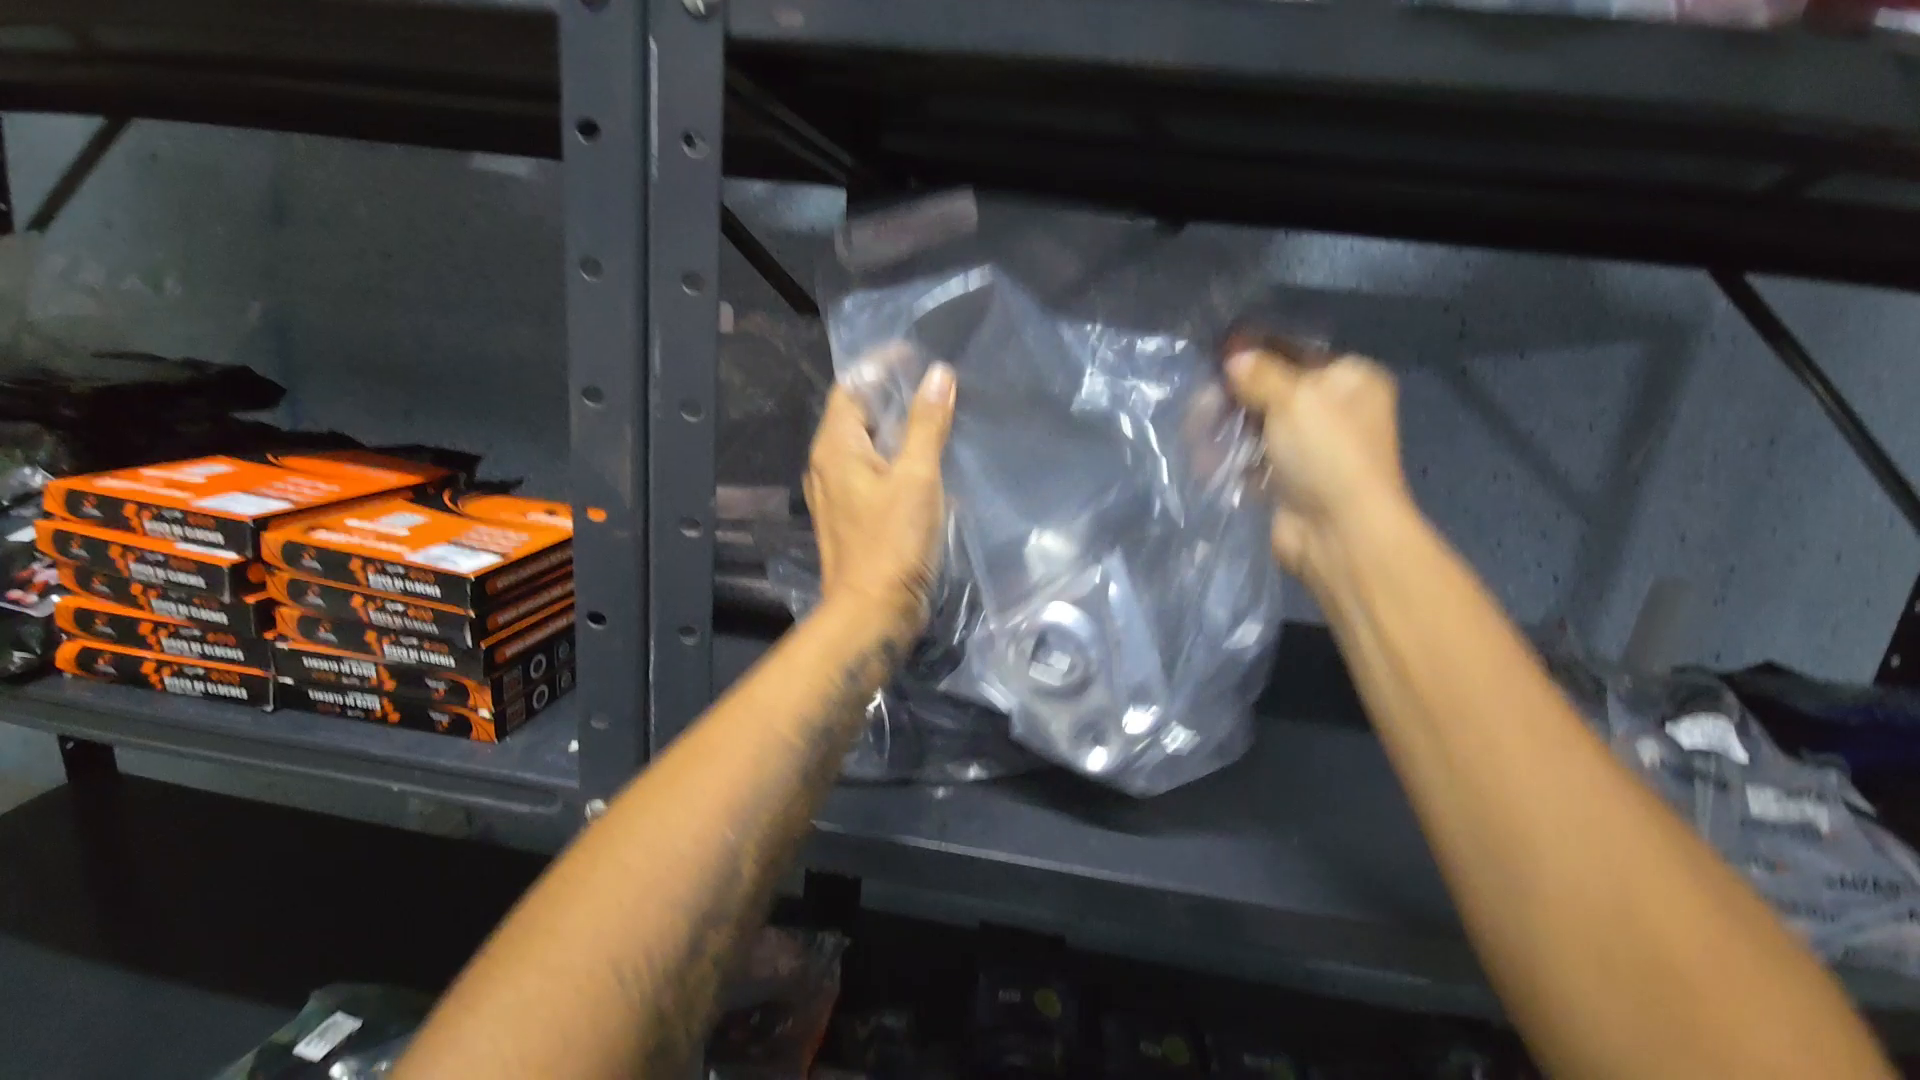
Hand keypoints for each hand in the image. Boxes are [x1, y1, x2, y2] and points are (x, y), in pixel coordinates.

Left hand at [804, 356, 956, 634]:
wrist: (874, 612)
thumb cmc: (893, 542)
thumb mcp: (917, 477)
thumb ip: (927, 423)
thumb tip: (938, 374)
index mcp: (835, 447)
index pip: (851, 387)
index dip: (880, 366)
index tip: (916, 356)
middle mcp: (827, 465)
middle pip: (857, 415)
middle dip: (893, 396)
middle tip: (936, 385)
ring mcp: (838, 494)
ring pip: (867, 446)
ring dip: (898, 430)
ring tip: (939, 418)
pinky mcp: (854, 517)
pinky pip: (874, 474)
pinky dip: (899, 460)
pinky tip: (930, 465)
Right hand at [1225, 346, 1411, 579]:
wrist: (1339, 532)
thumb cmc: (1327, 452)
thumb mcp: (1295, 397)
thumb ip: (1260, 372)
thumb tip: (1234, 356)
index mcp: (1349, 380)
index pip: (1296, 352)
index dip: (1256, 351)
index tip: (1217, 353)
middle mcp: (1332, 411)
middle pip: (1271, 390)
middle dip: (1234, 394)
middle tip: (1202, 402)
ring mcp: (1308, 449)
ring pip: (1255, 426)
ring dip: (1225, 428)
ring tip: (1196, 434)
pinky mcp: (1285, 481)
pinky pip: (1248, 461)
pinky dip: (1227, 459)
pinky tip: (1203, 459)